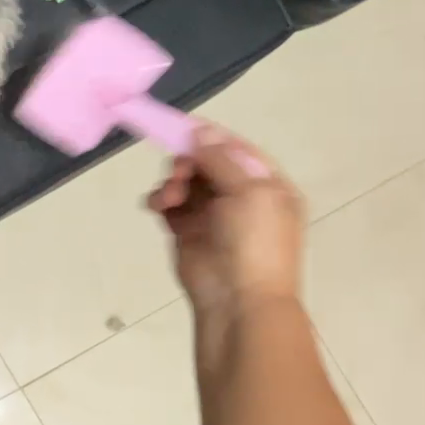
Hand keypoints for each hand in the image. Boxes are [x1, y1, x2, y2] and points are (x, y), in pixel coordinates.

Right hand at [147, 126, 305, 321]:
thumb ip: (222, 160)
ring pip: (183, 182)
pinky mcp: (185, 229)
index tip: (179, 127)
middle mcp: (240, 195)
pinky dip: (159, 201)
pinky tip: (158, 207)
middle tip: (180, 174)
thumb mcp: (250, 193)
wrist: (237, 297)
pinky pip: (167, 204)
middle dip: (187, 164)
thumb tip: (200, 131)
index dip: (209, 137)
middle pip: (205, 163)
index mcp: (266, 185)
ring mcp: (211, 213)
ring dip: (171, 184)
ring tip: (167, 200)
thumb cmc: (255, 242)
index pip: (235, 150)